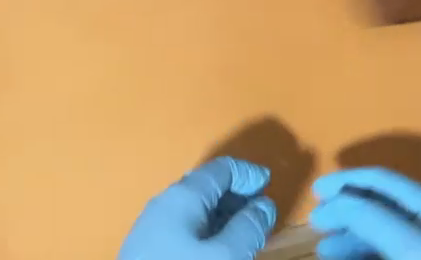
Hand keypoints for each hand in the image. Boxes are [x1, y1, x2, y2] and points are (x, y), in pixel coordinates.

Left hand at [118, 157, 278, 259]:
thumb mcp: (224, 256)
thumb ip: (247, 229)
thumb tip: (265, 204)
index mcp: (184, 194)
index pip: (221, 168)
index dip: (248, 173)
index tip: (270, 184)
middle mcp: (167, 200)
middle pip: (208, 186)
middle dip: (237, 196)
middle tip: (261, 213)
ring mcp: (155, 223)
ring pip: (196, 208)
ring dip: (223, 215)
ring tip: (244, 233)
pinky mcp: (150, 245)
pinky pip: (185, 226)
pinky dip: (207, 230)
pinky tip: (216, 249)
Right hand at [307, 168, 420, 259]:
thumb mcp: (410, 247)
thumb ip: (373, 219)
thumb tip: (335, 202)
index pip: (379, 183)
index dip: (345, 185)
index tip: (315, 196)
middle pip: (377, 204)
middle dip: (344, 211)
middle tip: (315, 221)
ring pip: (381, 233)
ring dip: (351, 238)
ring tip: (325, 251)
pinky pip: (388, 252)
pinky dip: (365, 254)